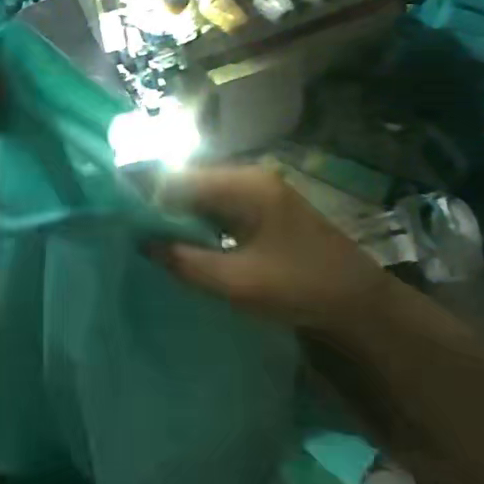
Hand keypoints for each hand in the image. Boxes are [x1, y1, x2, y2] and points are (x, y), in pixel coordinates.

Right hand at [151, 165, 385, 332]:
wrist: (362, 305)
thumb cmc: (301, 288)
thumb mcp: (237, 282)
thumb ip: (185, 261)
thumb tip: (141, 243)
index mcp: (245, 185)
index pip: (180, 180)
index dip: (148, 198)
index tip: (121, 221)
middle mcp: (250, 178)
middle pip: (190, 184)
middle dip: (161, 208)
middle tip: (132, 235)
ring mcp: (259, 193)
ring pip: (203, 198)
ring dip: (180, 218)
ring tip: (151, 242)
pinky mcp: (264, 210)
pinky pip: (219, 209)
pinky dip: (200, 225)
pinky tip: (186, 246)